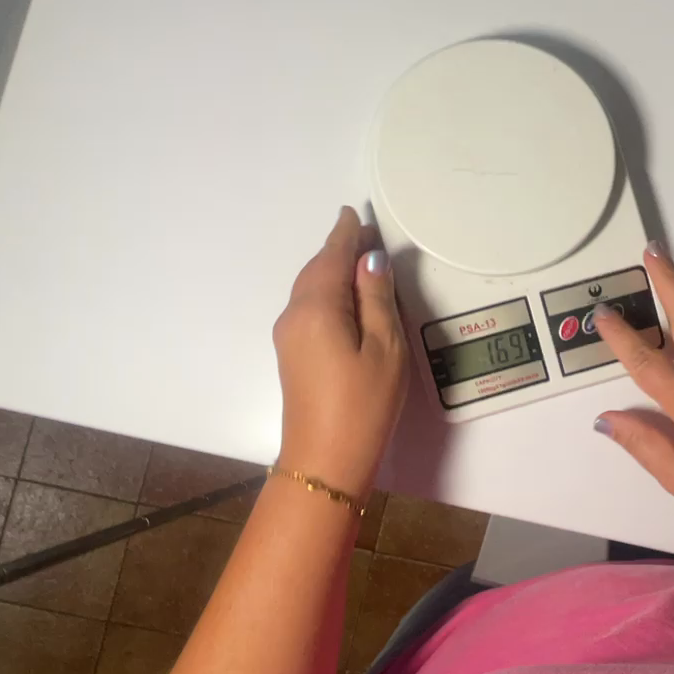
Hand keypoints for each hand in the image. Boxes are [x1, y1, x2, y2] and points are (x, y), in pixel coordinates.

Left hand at [272, 207, 406, 494]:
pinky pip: (309, 309)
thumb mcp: (385, 348)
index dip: (346, 234)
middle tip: (367, 236)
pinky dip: (328, 293)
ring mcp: (289, 337)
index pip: (331, 257)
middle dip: (339, 250)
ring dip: (333, 272)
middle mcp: (294, 316)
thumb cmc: (363, 404)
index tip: (354, 213)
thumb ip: (377, 299)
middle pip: (316, 270)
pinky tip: (347, 299)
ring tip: (363, 263)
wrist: (326, 460)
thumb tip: (370, 261)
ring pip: (310, 290)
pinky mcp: (292, 355)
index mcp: (317, 309)